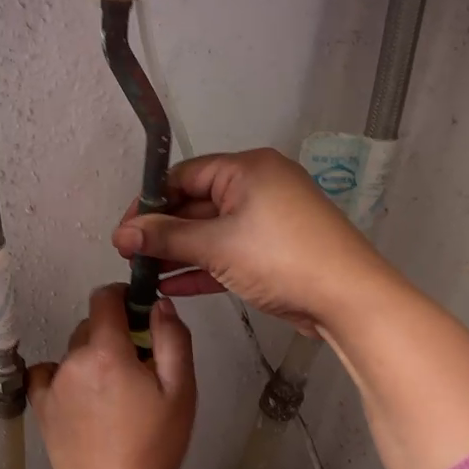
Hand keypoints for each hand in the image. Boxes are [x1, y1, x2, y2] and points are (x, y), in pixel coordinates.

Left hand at [28, 285, 195, 468]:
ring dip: (91, 361)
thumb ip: (172, 339)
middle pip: (90, 328)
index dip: (123, 298)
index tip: (138, 313)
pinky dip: (64, 378)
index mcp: (106, 351)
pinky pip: (48, 375)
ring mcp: (52, 384)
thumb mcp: (180, 391)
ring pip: (72, 353)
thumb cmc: (152, 447)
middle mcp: (72, 361)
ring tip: (114, 397)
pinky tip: (82, 401)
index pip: (104, 299)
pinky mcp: (40, 407)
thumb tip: (159, 305)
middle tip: (137, 370)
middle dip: (113, 337)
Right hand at [112, 148, 390, 338]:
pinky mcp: (271, 252)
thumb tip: (121, 235)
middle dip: (162, 232)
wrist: (347, 298)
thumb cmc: (282, 258)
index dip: (150, 203)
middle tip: (129, 257)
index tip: (125, 232)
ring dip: (178, 252)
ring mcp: (266, 221)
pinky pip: (226, 253)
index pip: (184, 176)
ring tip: (144, 274)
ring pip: (209, 232)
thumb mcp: (217, 245)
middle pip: (195, 204)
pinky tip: (171, 286)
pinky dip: (201, 267)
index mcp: (247, 170)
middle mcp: (257, 187)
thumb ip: (166, 238)